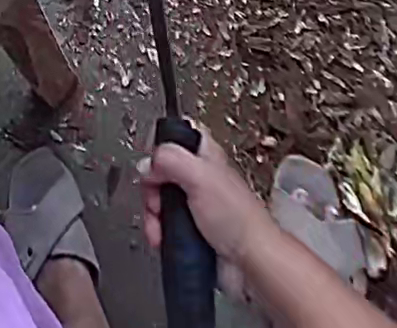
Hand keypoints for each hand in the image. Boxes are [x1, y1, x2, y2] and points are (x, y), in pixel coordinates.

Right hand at [140, 124, 274, 263]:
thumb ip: (173, 161)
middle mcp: (199, 174)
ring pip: (160, 199)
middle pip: (162, 170)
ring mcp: (194, 202)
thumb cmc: (237, 216)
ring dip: (154, 215)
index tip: (155, 167)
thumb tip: (148, 161)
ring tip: (160, 228)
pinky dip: (159, 231)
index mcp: (205, 154)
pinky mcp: (190, 226)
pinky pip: (164, 223)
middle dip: (152, 189)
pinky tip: (163, 239)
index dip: (161, 149)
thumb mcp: (201, 178)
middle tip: (158, 202)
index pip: (177, 136)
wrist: (249, 260)